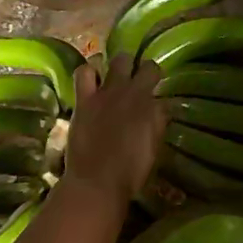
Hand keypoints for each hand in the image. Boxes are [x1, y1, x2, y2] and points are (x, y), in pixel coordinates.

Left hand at [63, 54, 165, 202]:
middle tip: (138, 77)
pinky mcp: (83, 100)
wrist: (98, 181)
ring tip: (115, 73)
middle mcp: (128, 91)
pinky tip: (92, 79)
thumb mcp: (154, 144)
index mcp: (148, 102)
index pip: (156, 73)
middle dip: (140, 66)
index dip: (156, 74)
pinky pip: (84, 73)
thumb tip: (159, 105)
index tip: (156, 81)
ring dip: (117, 65)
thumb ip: (158, 120)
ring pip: (114, 62)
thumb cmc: (132, 169)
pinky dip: (90, 71)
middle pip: (139, 64)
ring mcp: (104, 93)